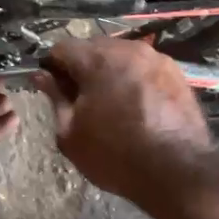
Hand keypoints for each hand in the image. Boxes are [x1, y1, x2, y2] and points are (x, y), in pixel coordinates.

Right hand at [36, 38, 216, 201]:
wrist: (176, 171)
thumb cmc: (114, 155)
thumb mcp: (71, 133)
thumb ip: (55, 98)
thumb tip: (41, 77)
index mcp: (97, 60)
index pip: (62, 48)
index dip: (52, 67)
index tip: (53, 88)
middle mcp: (128, 50)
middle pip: (93, 47)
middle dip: (82, 67)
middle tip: (80, 98)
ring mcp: (157, 59)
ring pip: (121, 56)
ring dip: (110, 72)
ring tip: (110, 103)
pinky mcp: (177, 74)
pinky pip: (144, 68)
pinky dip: (134, 79)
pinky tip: (136, 106)